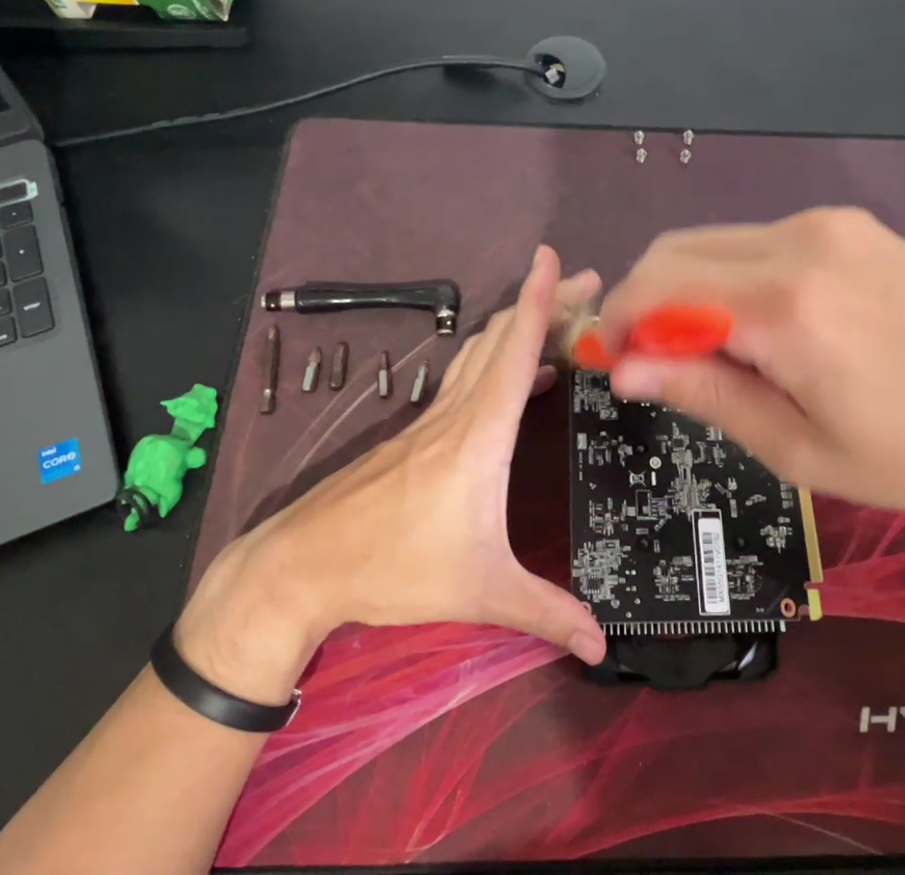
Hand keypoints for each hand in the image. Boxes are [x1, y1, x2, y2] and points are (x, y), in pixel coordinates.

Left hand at [174, 246, 607, 704]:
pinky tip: (517, 378)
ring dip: (517, 328)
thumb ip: (545, 613)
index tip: (554, 257)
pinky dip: (495, 361)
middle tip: (587, 283)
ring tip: (559, 316)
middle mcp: (454, 416)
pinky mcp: (414, 437)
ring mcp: (429, 423)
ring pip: (478, 356)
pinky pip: (465, 380)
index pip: (513, 355)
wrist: (303, 566)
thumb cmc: (393, 570)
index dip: (538, 303)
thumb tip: (602, 647)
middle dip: (543, 303)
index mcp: (476, 438)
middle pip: (500, 341)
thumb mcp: (479, 592)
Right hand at [597, 208, 904, 526]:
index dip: (619, 323)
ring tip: (719, 358)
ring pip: (719, 242)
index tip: (616, 368)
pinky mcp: (860, 229)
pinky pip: (764, 243)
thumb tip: (626, 369)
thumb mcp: (802, 447)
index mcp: (784, 301)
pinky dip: (736, 279)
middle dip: (646, 302)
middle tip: (656, 367)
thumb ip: (706, 394)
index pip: (655, 284)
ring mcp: (836, 226)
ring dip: (691, 291)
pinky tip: (767, 331)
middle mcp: (802, 241)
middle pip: (678, 250)